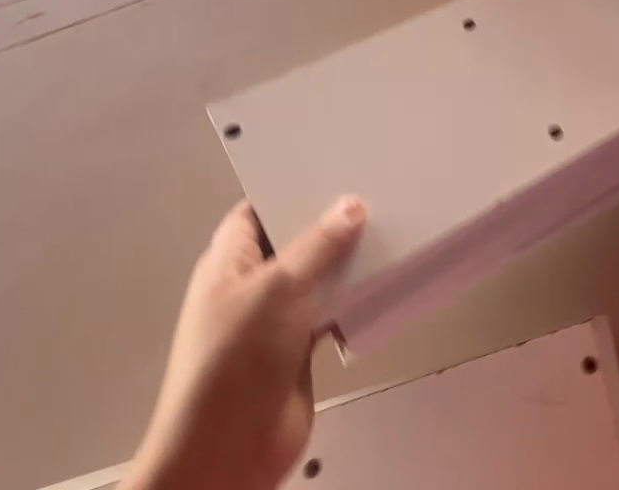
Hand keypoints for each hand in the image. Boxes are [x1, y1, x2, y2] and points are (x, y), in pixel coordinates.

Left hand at [123, 196, 366, 489]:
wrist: (228, 452)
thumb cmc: (232, 365)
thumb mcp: (276, 290)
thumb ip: (317, 246)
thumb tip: (350, 206)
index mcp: (229, 262)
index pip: (259, 208)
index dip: (291, 185)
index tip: (334, 165)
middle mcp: (252, 283)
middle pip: (297, 238)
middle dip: (332, 220)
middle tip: (375, 191)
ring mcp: (277, 315)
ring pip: (321, 272)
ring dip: (350, 259)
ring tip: (391, 226)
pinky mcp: (302, 343)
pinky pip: (335, 305)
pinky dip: (357, 294)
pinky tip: (386, 279)